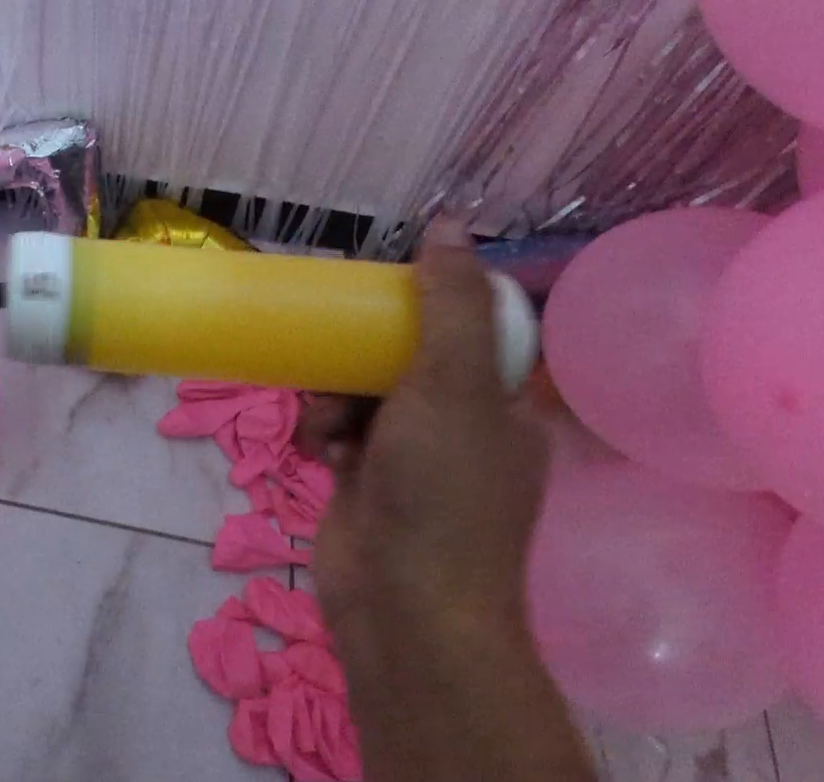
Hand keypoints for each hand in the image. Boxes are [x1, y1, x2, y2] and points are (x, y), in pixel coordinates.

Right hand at [297, 221, 548, 643]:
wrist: (401, 602)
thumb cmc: (439, 491)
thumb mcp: (452, 385)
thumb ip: (449, 304)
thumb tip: (450, 221)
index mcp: (504, 403)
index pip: (469, 328)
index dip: (424, 303)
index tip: (380, 292)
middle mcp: (463, 426)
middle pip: (404, 356)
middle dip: (360, 355)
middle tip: (333, 346)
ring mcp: (412, 457)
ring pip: (361, 392)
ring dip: (333, 398)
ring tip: (325, 420)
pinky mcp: (367, 481)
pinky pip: (338, 431)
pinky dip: (323, 434)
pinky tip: (319, 452)